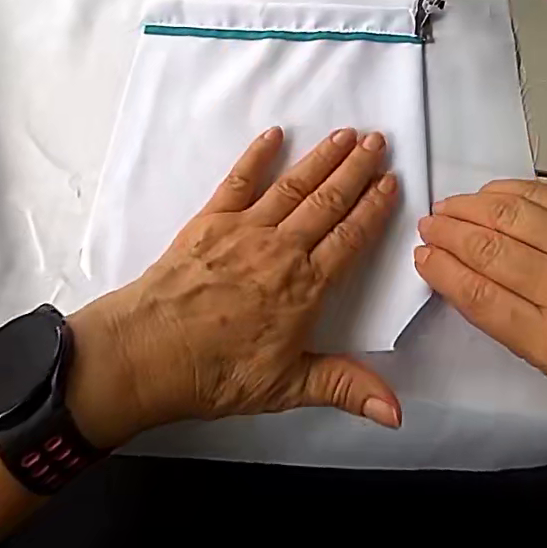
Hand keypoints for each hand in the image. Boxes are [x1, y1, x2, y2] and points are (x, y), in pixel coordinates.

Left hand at [67, 127, 404, 447]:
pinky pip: (238, 180)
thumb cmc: (215, 372)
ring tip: (344, 134)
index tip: (391, 183)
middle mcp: (280, 250)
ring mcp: (243, 231)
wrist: (149, 351)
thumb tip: (397, 413)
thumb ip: (343, 387)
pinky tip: (273, 135)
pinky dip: (256, 155)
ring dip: (320, 158)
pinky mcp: (209, 221)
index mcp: (305, 288)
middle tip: (378, 141)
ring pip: (292, 186)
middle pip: (327, 202)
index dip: (375, 209)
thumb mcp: (285, 387)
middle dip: (356, 170)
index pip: (351, 238)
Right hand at [412, 180, 546, 393]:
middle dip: (448, 234)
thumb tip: (446, 266)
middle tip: (428, 227)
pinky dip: (501, 193)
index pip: (481, 297)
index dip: (442, 271)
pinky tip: (482, 199)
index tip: (421, 255)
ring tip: (446, 210)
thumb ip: (496, 314)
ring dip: (467, 208)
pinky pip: (539, 194)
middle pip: (492, 252)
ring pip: (510, 216)